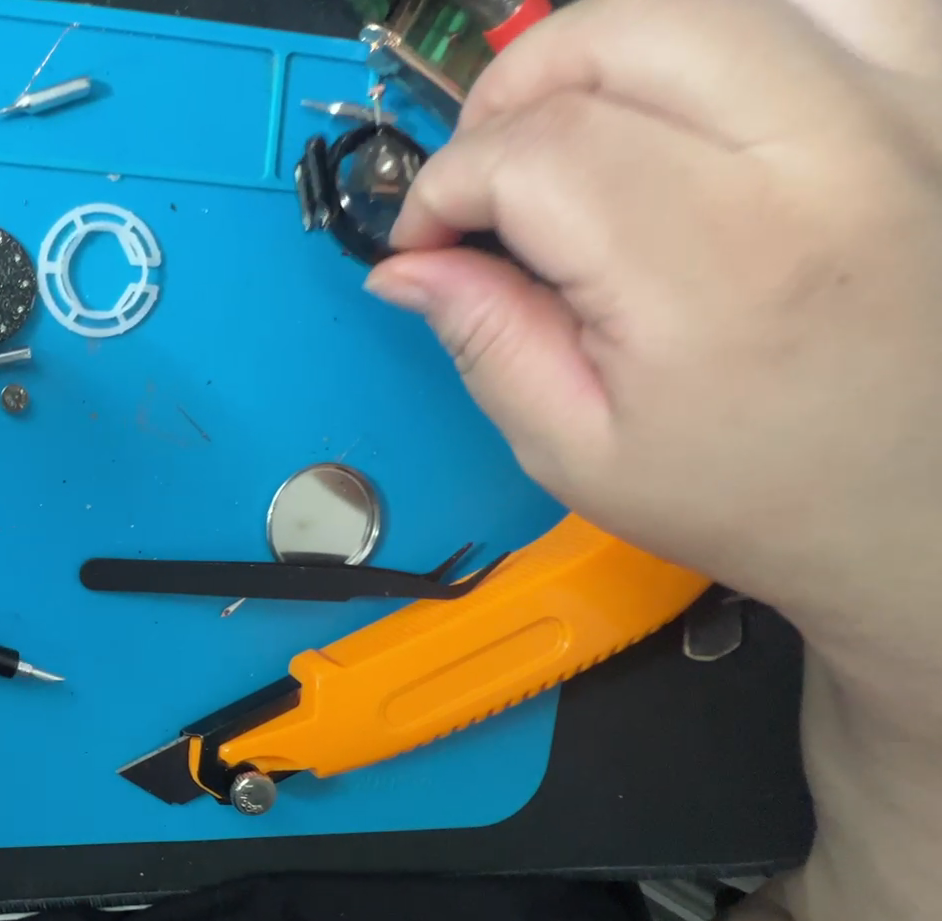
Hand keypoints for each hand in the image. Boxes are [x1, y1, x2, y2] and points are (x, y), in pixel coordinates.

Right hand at [368, 0, 941, 672]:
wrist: (923, 504)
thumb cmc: (737, 490)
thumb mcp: (569, 446)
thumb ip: (482, 338)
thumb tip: (400, 267)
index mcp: (712, 265)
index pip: (538, 150)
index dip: (443, 185)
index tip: (419, 246)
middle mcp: (824, 154)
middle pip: (623, 33)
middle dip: (506, 96)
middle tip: (479, 182)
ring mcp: (908, 106)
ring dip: (605, 49)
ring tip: (569, 129)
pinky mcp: (940, 97)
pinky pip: (839, 1)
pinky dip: (730, 30)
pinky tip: (682, 99)